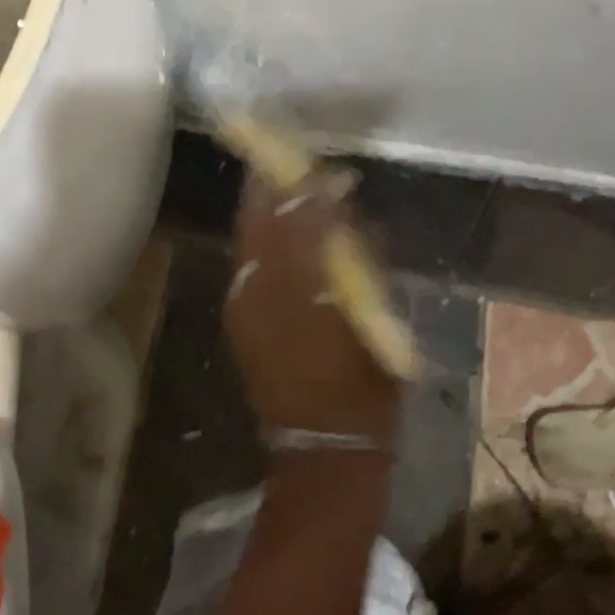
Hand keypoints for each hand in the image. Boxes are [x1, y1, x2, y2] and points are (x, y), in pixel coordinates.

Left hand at [224, 170, 402, 443]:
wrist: (322, 447)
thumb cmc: (365, 387)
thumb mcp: (377, 322)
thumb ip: (360, 266)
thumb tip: (351, 219)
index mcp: (307, 290)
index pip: (303, 223)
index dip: (314, 193)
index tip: (331, 174)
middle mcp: (265, 291)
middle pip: (262, 223)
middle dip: (274, 190)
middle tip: (292, 167)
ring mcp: (243, 305)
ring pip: (247, 242)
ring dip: (262, 213)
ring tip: (279, 192)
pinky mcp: (237, 320)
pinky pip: (243, 267)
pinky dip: (257, 244)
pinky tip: (271, 238)